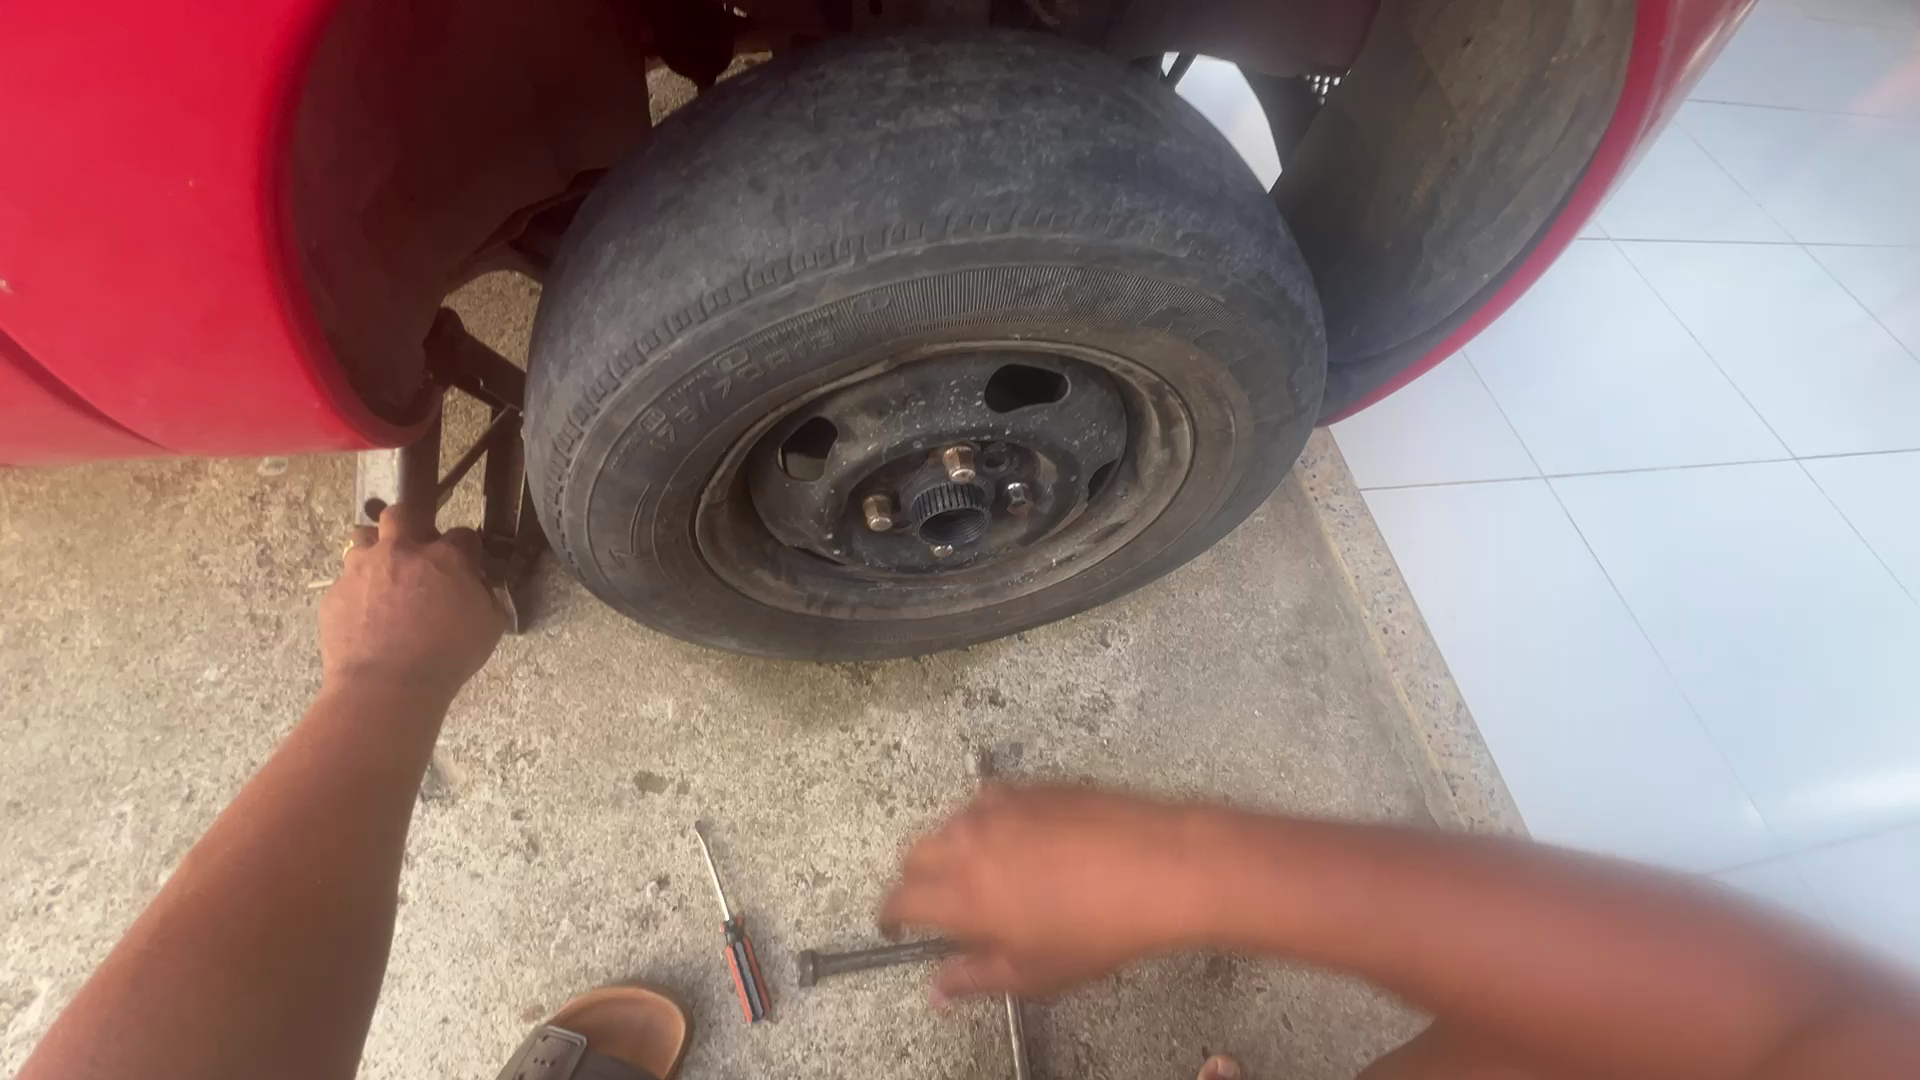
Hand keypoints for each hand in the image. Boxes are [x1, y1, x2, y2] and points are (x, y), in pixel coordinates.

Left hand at [320, 504, 505, 702]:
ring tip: (387, 578)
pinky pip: (348, 579)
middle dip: (411, 523)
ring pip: (364, 540)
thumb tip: (476, 585)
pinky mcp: (334, 592)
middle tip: (418, 548)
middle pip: (402, 514)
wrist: (387, 684)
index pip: (462, 533)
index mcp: (446, 558)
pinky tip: (371, 613)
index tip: (467, 562)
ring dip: (378, 552)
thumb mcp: (490, 623)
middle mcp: (402, 552)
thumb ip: (484, 594)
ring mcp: (362, 569)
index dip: (466, 547)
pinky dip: (361, 588)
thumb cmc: (448, 654)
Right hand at [877, 784, 1214, 1000]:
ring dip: (949, 847)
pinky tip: (1017, 841)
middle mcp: (969, 839)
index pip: (900, 898)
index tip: (894, 924)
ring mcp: (997, 804)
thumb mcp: (1035, 972)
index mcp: (963, 893)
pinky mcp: (1026, 784)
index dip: (890, 914)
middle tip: (937, 901)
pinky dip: (984, 822)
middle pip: (914, 852)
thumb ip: (975, 977)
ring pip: (947, 822)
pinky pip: (986, 802)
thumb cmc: (1098, 927)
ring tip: (981, 873)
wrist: (1154, 863)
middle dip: (916, 878)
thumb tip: (938, 986)